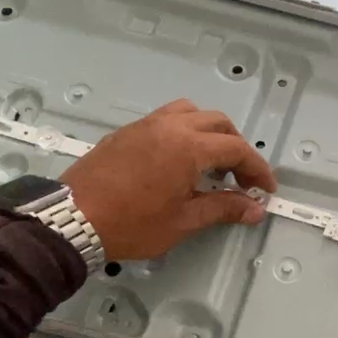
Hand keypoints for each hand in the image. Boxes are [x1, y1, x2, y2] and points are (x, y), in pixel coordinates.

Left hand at [60, 99, 275, 260]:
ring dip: (210, 134)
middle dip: (237, 149)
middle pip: (217, 124)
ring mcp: (146, 125)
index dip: (257, 169)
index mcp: (187, 147)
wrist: (73, 218)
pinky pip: (167, 119)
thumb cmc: (132, 224)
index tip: (264, 190)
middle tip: (241, 180)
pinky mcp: (128, 132)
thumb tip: (253, 208)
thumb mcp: (184, 220)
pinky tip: (182, 162)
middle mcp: (169, 127)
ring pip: (191, 114)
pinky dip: (185, 132)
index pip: (236, 149)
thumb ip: (222, 208)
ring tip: (213, 164)